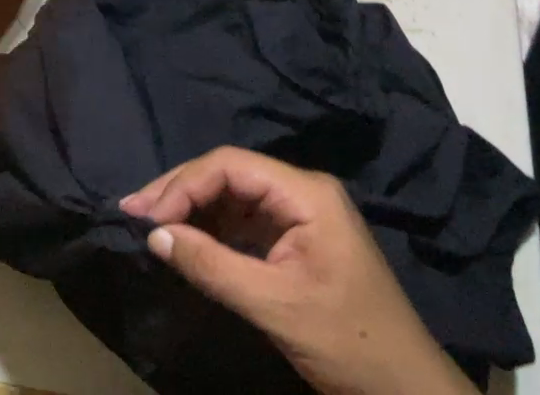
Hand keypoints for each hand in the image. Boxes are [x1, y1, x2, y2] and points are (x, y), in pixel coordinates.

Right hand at [121, 147, 474, 394]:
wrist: (407, 393)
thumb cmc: (348, 344)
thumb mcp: (275, 305)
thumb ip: (212, 266)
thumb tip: (153, 235)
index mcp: (306, 194)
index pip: (230, 166)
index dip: (182, 185)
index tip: (145, 215)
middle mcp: (301, 194)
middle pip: (227, 175)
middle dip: (179, 192)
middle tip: (132, 212)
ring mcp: (298, 218)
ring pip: (230, 198)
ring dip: (189, 210)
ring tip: (147, 225)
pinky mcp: (293, 244)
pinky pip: (241, 224)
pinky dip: (208, 231)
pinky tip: (182, 242)